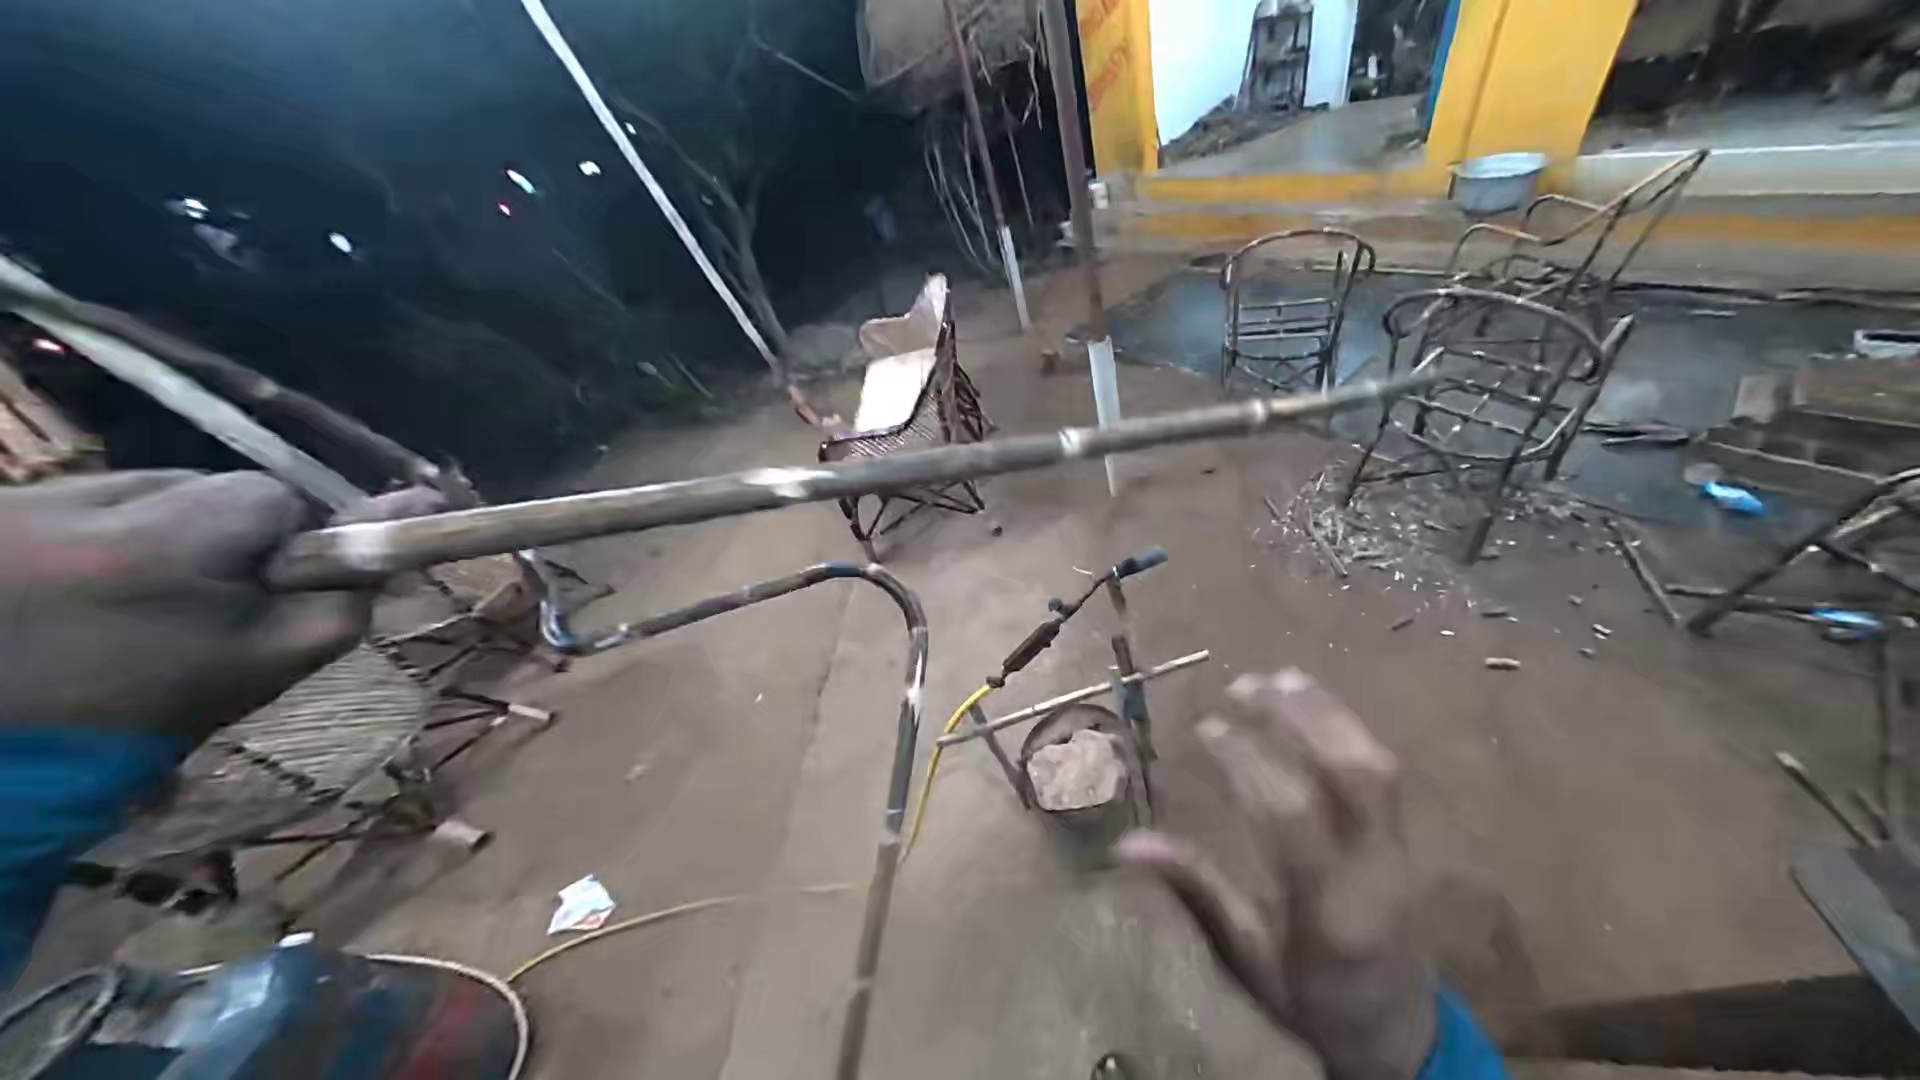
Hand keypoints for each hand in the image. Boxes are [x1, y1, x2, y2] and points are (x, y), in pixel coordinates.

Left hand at [0, 471, 440, 740]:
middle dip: (228, 528)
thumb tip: (416, 510)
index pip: (269, 494)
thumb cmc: (159, 712)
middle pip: (202, 484)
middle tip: (216, 590)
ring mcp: (4, 510)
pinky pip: (74, 504)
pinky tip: (81, 586)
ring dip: (160, 529)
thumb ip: (350, 590)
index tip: (286, 575)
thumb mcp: (276, 657)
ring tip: (138, 592)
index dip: (296, 531)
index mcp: (154, 545)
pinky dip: (96, 536)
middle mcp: (63, 506)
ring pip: (139, 490)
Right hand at [1116, 671, 1434, 1079]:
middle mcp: (1375, 871)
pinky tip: (1316, 709)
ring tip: (1282, 677)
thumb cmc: (1311, 1001)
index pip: (1291, 812)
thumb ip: (1194, 890)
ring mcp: (1402, 856)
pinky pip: (1385, 775)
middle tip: (1246, 684)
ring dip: (1328, 714)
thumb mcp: (1245, 956)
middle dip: (1300, 718)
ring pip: (1378, 768)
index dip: (1246, 759)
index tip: (1206, 727)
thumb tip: (1126, 844)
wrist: (1405, 1042)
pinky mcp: (1409, 845)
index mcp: (1330, 906)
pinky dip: (1347, 731)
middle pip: (1355, 775)